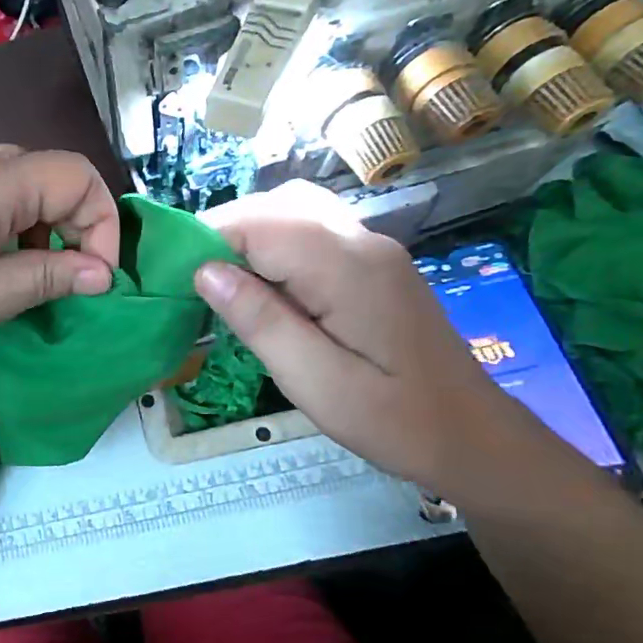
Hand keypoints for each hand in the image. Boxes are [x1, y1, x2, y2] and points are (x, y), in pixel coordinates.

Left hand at [0, 147, 120, 400]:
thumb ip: (46, 277)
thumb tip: (102, 273)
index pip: (78, 175)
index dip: (103, 224)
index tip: (96, 281)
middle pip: (50, 173)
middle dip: (76, 222)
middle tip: (69, 278)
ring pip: (20, 184)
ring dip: (43, 226)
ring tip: (32, 278)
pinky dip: (10, 227)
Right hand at [193, 181, 578, 495]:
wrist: (471, 435)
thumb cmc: (393, 420)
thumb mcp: (316, 382)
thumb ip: (260, 321)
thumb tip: (205, 271)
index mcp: (348, 268)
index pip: (261, 224)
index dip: (208, 238)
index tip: (171, 274)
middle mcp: (362, 242)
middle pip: (278, 207)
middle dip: (224, 232)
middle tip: (188, 280)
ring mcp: (373, 250)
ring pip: (295, 212)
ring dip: (249, 235)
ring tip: (219, 281)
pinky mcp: (374, 266)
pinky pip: (313, 233)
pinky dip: (275, 246)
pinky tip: (262, 286)